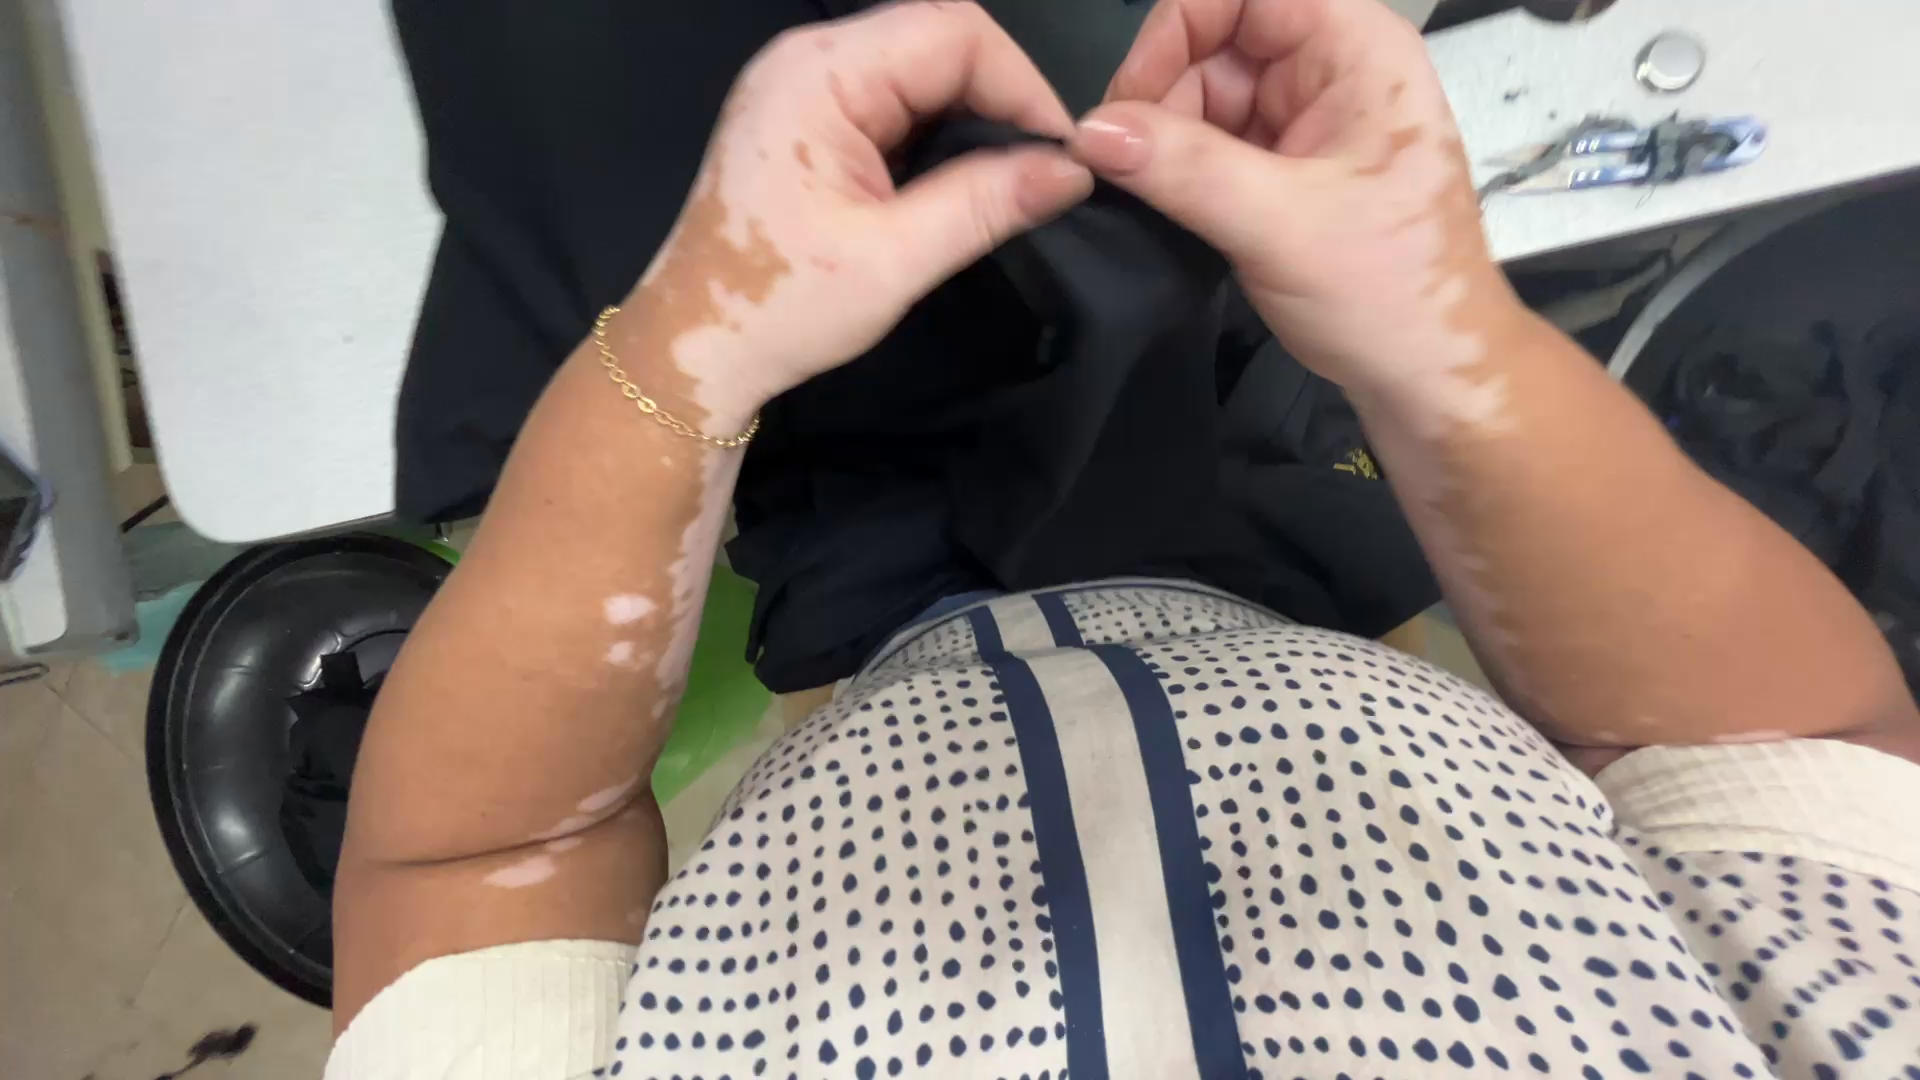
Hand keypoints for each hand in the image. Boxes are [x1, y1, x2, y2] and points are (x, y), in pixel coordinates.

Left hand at [609, 1, 1093, 434]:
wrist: (701, 346)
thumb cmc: (784, 308)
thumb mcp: (895, 260)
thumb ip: (984, 206)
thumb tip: (1072, 173)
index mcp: (822, 74)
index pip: (953, 33)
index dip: (1022, 85)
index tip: (1063, 155)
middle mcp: (807, 62)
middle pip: (935, 41)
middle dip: (1000, 100)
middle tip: (1042, 170)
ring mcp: (800, 91)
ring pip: (914, 74)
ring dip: (969, 119)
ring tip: (1007, 178)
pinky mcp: (803, 126)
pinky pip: (886, 106)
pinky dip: (932, 137)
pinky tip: (954, 179)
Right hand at [1071, 0, 1524, 410]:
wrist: (1417, 364)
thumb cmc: (1379, 286)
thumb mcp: (1276, 222)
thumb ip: (1183, 170)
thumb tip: (1089, 134)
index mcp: (1351, 49)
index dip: (1176, 31)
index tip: (1127, 108)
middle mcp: (1324, 74)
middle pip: (1214, 48)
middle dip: (1160, 102)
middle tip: (1126, 174)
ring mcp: (1299, 128)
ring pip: (1203, 106)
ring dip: (1162, 148)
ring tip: (1146, 203)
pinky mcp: (1276, 178)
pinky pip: (1208, 154)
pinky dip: (1174, 177)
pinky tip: (1160, 209)